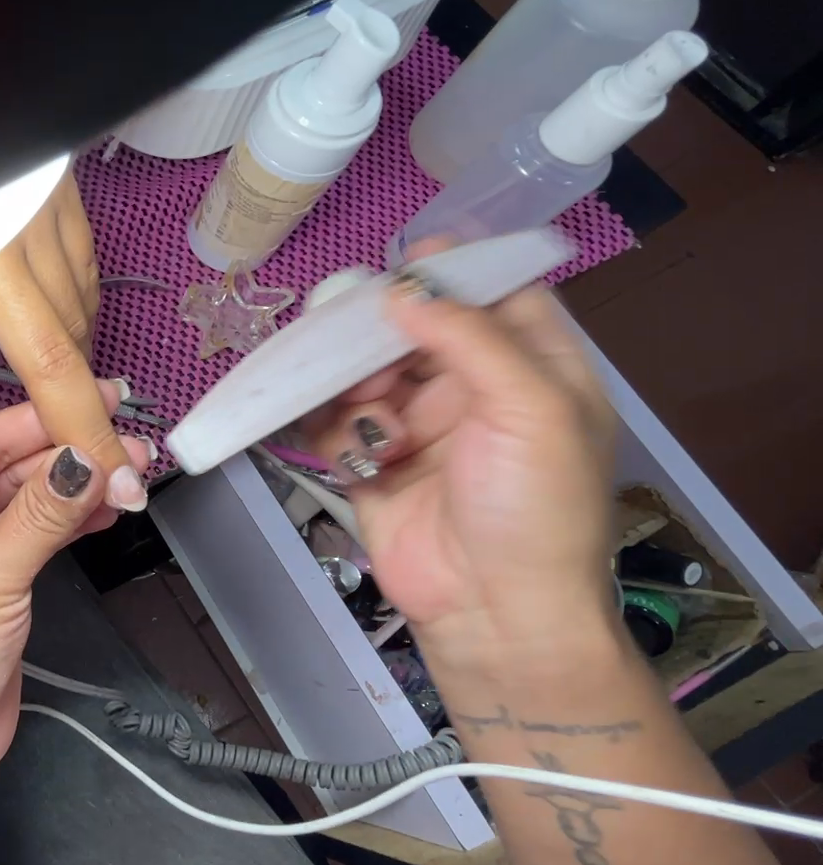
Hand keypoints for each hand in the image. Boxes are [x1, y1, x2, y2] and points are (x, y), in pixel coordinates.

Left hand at [0, 168, 144, 511]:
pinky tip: (79, 346)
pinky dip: (85, 319)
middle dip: (83, 433)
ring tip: (92, 425)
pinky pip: (84, 277)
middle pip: (47, 364)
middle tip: (115, 489)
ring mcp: (32, 229)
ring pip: (74, 323)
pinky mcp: (60, 205)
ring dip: (82, 378)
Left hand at [0, 388, 150, 781]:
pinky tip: (111, 507)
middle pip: (15, 464)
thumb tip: (89, 457)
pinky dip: (74, 518)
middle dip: (73, 455)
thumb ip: (42, 515)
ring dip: (81, 486)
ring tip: (136, 474)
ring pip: (33, 496)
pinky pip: (40, 528)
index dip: (48, 419)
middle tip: (136, 448)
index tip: (105, 400)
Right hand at [300, 268, 621, 679]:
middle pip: (411, 331)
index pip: (496, 298)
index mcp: (531, 370)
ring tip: (369, 422)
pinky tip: (353, 455)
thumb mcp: (526, 411)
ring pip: (362, 373)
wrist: (485, 605)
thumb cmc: (530, 506)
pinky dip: (333, 429)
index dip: (456, 273)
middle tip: (351, 339)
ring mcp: (414, 425)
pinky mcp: (367, 458)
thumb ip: (467, 339)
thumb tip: (402, 288)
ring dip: (354, 388)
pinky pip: (332, 420)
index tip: (407, 259)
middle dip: (380, 336)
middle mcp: (469, 390)